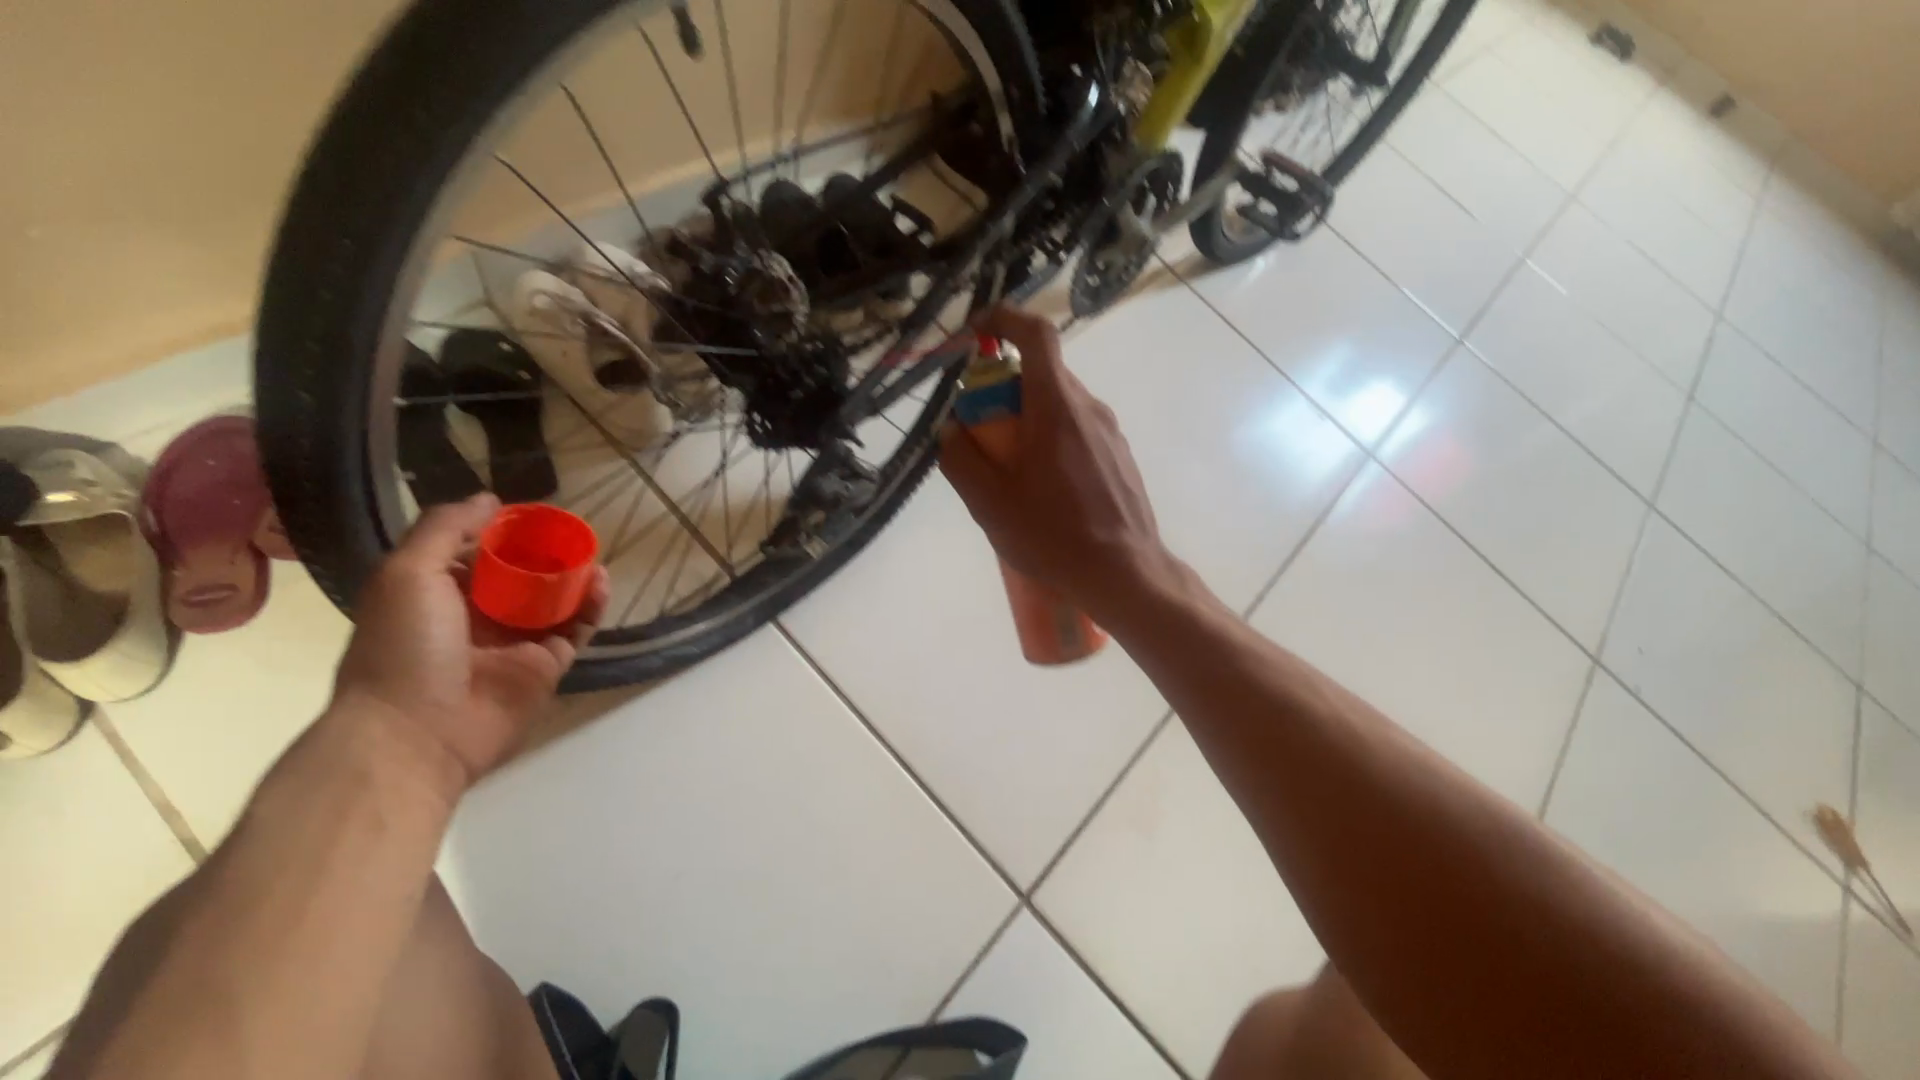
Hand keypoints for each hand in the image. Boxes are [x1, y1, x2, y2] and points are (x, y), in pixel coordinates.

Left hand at [333, 494, 608, 789]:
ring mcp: (514, 644)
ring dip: (573, 576)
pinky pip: (575, 630)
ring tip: (590, 553)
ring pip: (553, 601)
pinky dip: (590, 606)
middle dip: (544, 553)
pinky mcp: (546, 667)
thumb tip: (490, 499)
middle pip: (520, 576)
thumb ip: (444, 528)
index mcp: (436, 594)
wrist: (416, 733)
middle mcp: (476, 617)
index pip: (476, 554)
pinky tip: (600, 582)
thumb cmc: (402, 646)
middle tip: (568, 532)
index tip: (529, 513)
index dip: (501, 532)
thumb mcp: (407, 572)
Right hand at [939, 307, 1176, 617]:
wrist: (1125, 573)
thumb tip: (951, 431)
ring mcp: (1110, 432)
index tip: (977, 330)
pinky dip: (1052, 444)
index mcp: (1055, 406)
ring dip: (1029, 424)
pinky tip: (1046, 495)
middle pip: (1041, 376)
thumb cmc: (1053, 535)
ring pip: (1060, 407)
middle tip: (983, 440)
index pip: (1036, 335)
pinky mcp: (1120, 457)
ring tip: (1014, 478)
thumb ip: (961, 459)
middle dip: (1004, 393)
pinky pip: (1078, 432)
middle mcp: (1088, 407)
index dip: (1005, 319)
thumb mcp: (989, 502)